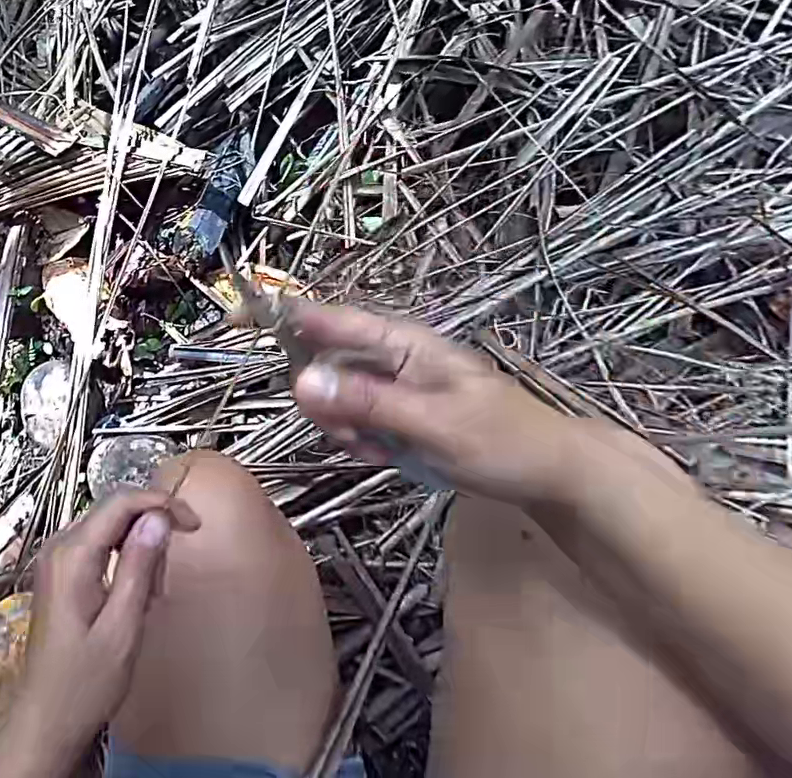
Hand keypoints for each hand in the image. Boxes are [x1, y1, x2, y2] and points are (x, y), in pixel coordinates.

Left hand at [0, 490, 200, 773]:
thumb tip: (159, 518)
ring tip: (151, 595)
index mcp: (72, 554)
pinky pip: (100, 544)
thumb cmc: (83, 683)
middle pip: (115, 510)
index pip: (120, 502)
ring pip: (110, 526)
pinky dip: (124, 559)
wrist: (45, 719)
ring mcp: (57, 556)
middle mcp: (59, 545)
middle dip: (151, 530)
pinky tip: (135, 593)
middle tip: (168, 574)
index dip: (160, 504)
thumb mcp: (121, 627)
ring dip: (139, 548)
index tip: (192, 523)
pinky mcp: (61, 570)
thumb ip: (139, 567)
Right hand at [287, 303, 595, 507]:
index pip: (326, 317)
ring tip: (378, 448)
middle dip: (323, 400)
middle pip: (319, 362)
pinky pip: (349, 418)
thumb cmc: (504, 440)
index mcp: (398, 340)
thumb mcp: (435, 423)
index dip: (281, 315)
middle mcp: (386, 354)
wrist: (553, 476)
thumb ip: (367, 402)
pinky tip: (384, 453)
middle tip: (352, 434)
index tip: (238, 321)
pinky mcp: (389, 409)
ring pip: (330, 395)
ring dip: (342, 425)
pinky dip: (356, 438)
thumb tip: (301, 381)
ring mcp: (387, 382)